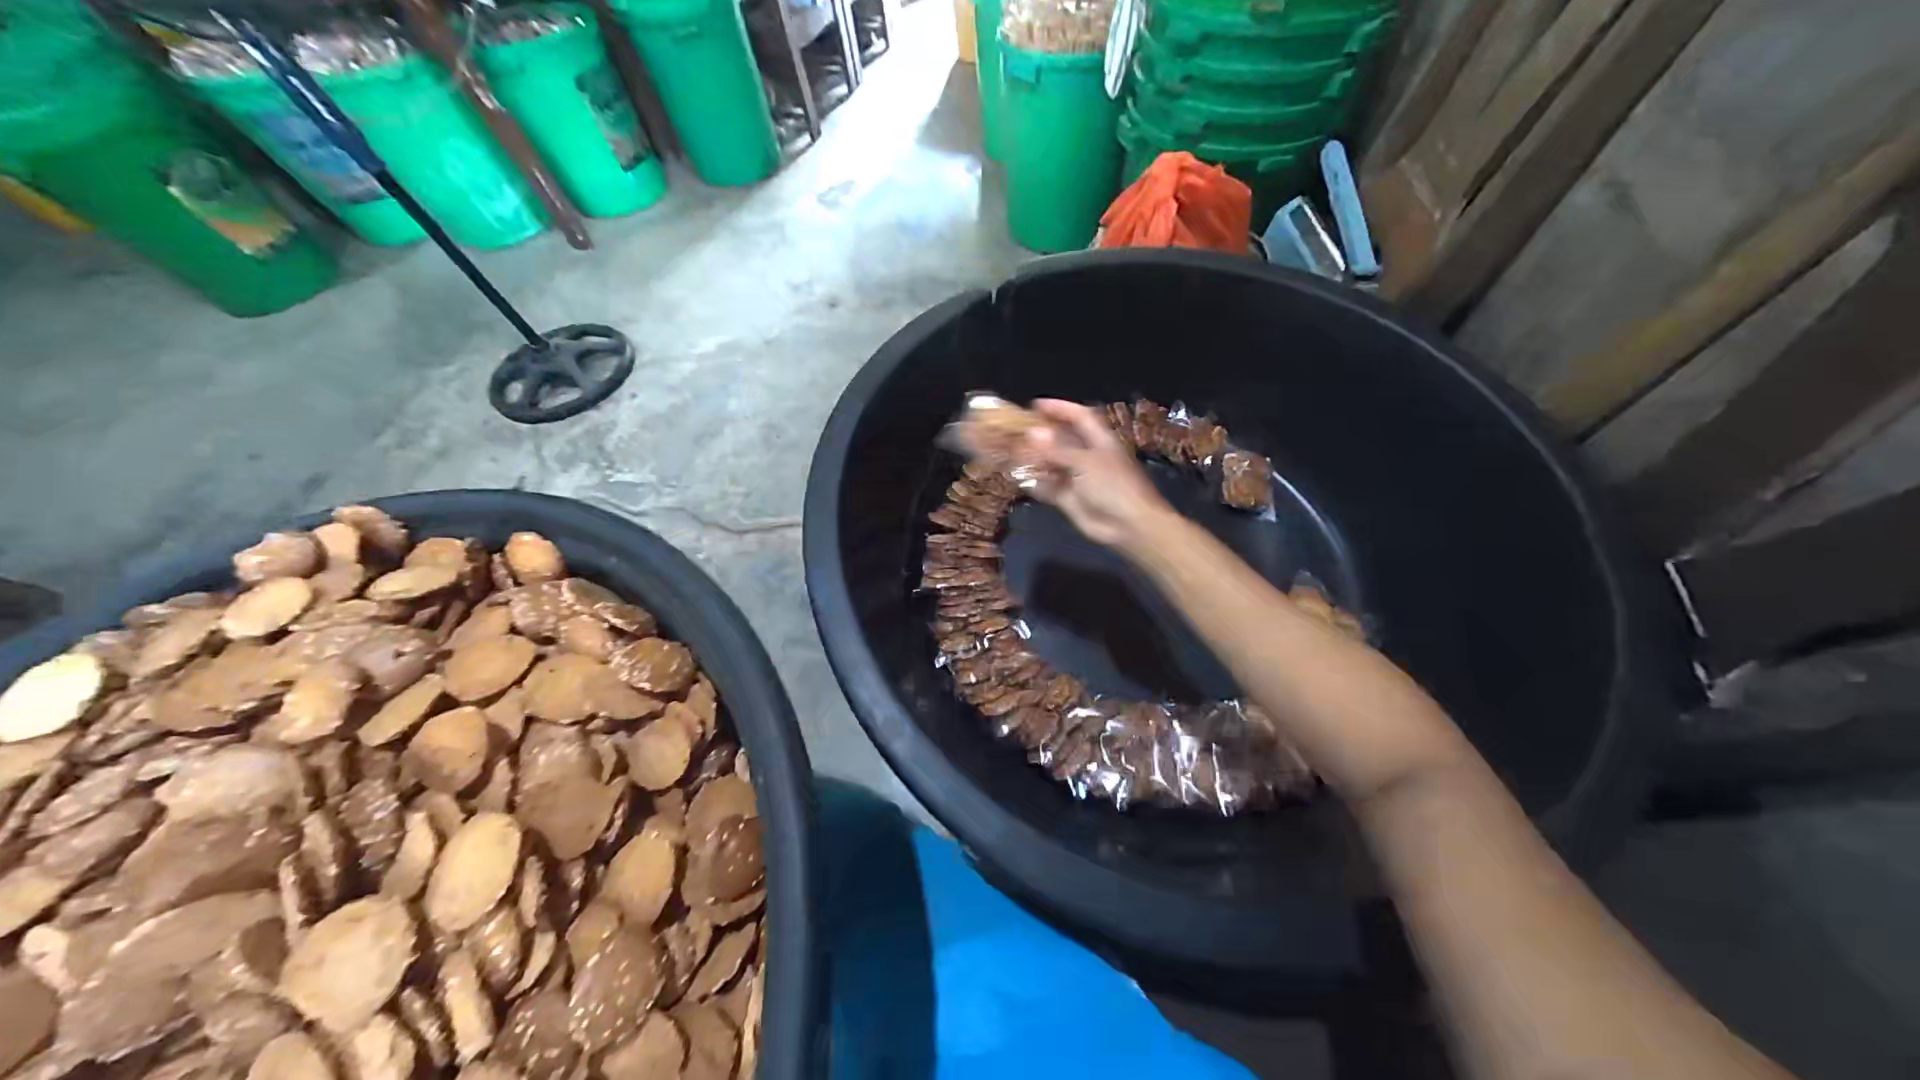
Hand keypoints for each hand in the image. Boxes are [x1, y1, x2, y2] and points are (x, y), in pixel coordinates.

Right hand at [1021, 399, 1175, 549]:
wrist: (1128, 525)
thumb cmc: (1113, 486)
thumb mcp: (1085, 462)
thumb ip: (1057, 448)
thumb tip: (1032, 432)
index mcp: (1098, 440)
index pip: (1078, 416)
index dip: (1059, 408)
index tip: (1035, 404)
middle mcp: (1086, 455)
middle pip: (1061, 439)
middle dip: (1040, 434)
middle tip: (1015, 430)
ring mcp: (1077, 477)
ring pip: (1051, 463)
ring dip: (1033, 459)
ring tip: (1011, 452)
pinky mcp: (1069, 498)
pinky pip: (1048, 487)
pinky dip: (1034, 483)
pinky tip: (1018, 477)